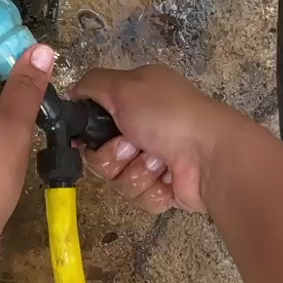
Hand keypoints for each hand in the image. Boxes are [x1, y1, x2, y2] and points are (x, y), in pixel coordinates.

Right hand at [70, 64, 255, 213]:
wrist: (211, 156)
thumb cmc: (169, 115)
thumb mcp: (125, 86)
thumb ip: (91, 84)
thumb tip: (71, 93)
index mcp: (135, 102)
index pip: (93, 121)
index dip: (87, 133)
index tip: (88, 137)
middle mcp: (142, 130)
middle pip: (99, 156)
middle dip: (113, 155)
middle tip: (132, 145)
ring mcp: (153, 161)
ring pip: (117, 180)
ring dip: (135, 171)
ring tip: (158, 161)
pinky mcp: (163, 189)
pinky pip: (138, 198)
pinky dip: (151, 189)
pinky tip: (168, 178)